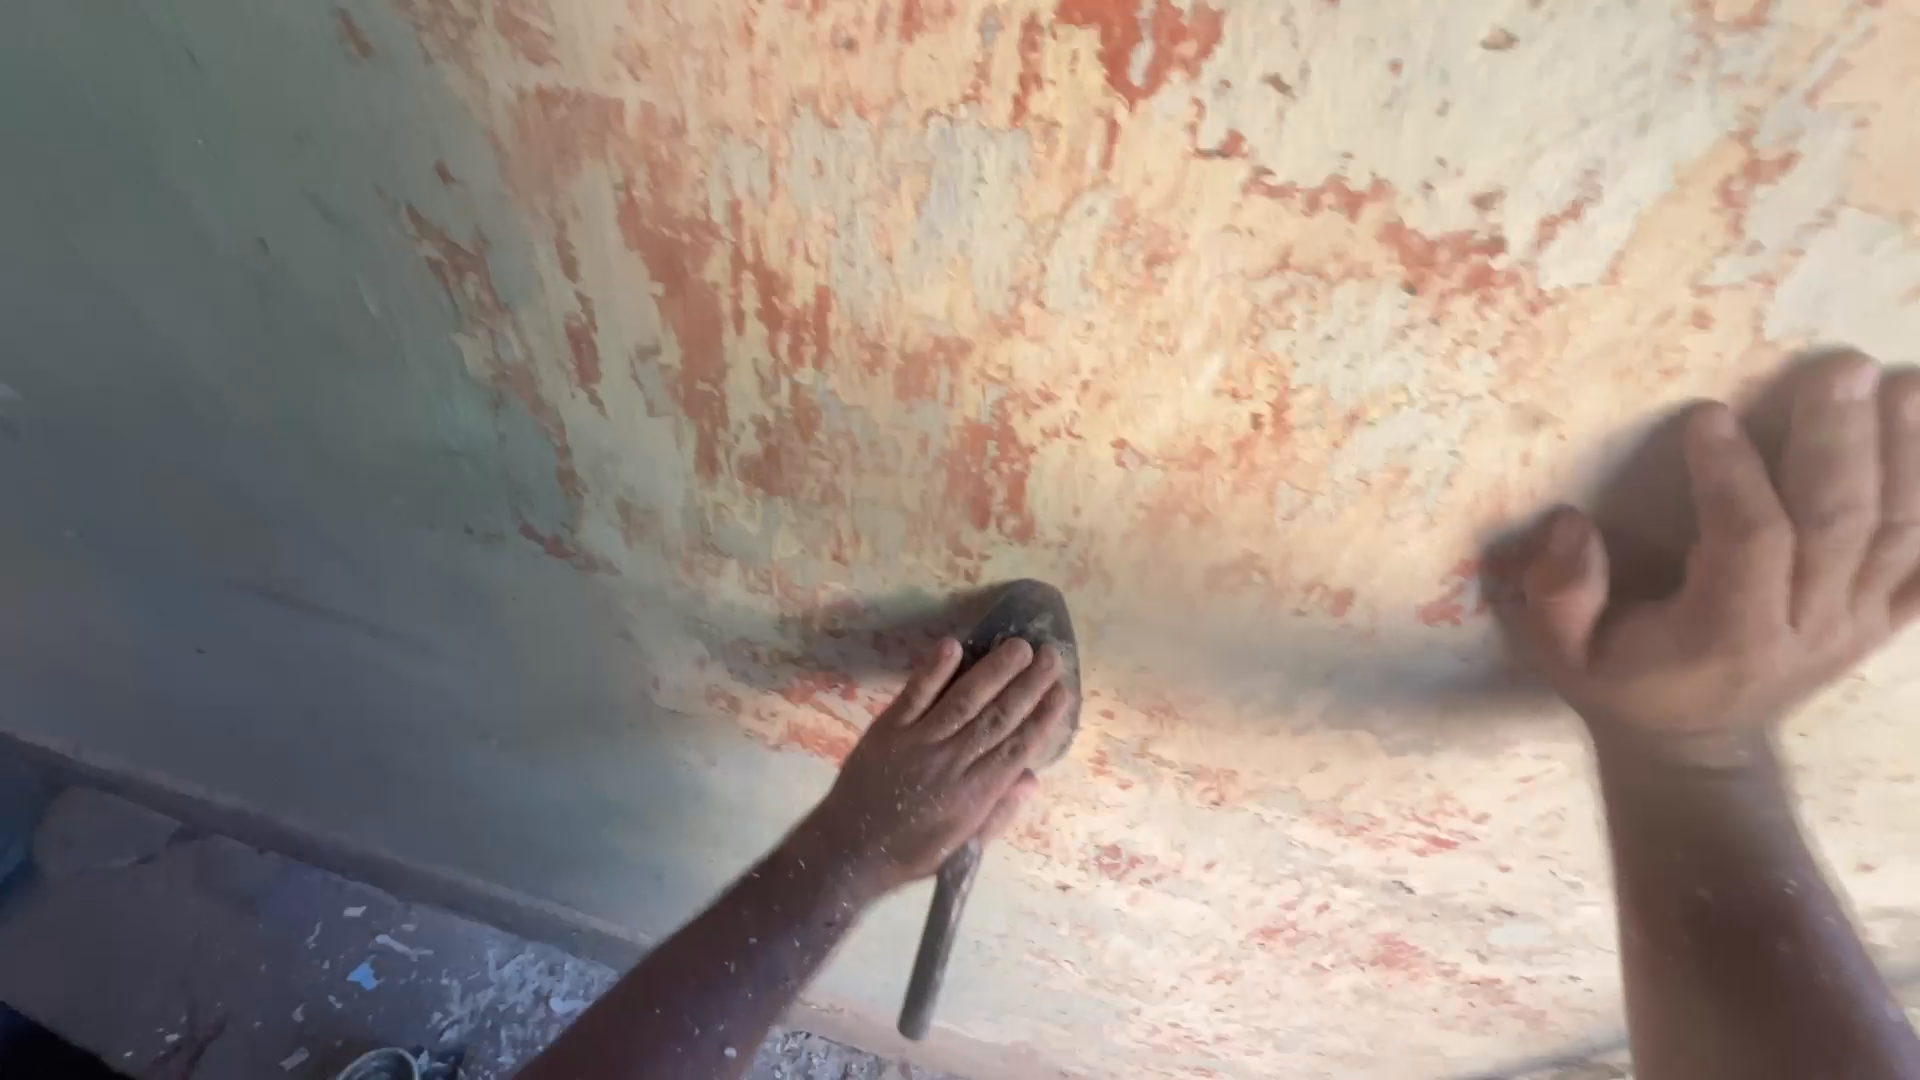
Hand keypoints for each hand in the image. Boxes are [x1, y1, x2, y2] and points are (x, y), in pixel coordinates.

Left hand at [794, 637, 1072, 897]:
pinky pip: (915, 695)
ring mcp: (919, 742)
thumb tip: (1033, 777)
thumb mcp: (963, 848)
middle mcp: (952, 763)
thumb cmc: (911, 850)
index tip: (1062, 691)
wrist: (848, 851)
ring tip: (1019, 646)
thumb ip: (999, 813)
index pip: (1017, 749)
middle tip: (1051, 655)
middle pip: (998, 718)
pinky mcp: (889, 728)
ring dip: (994, 671)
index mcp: (974, 796)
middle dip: (1028, 685)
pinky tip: (953, 645)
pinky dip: (934, 671)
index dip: (1043, 718)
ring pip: (965, 701)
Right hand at [1498, 353, 1919, 764]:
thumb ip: (1560, 591)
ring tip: (1906, 381)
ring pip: (1906, 531)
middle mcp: (1809, 624)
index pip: (1749, 539)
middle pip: (1842, 522)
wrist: (1695, 747)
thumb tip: (1568, 521)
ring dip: (1911, 452)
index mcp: (1726, 631)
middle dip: (1842, 440)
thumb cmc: (1618, 688)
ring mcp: (1859, 622)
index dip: (1734, 475)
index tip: (1710, 415)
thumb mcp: (1560, 651)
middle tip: (1839, 368)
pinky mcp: (1882, 617)